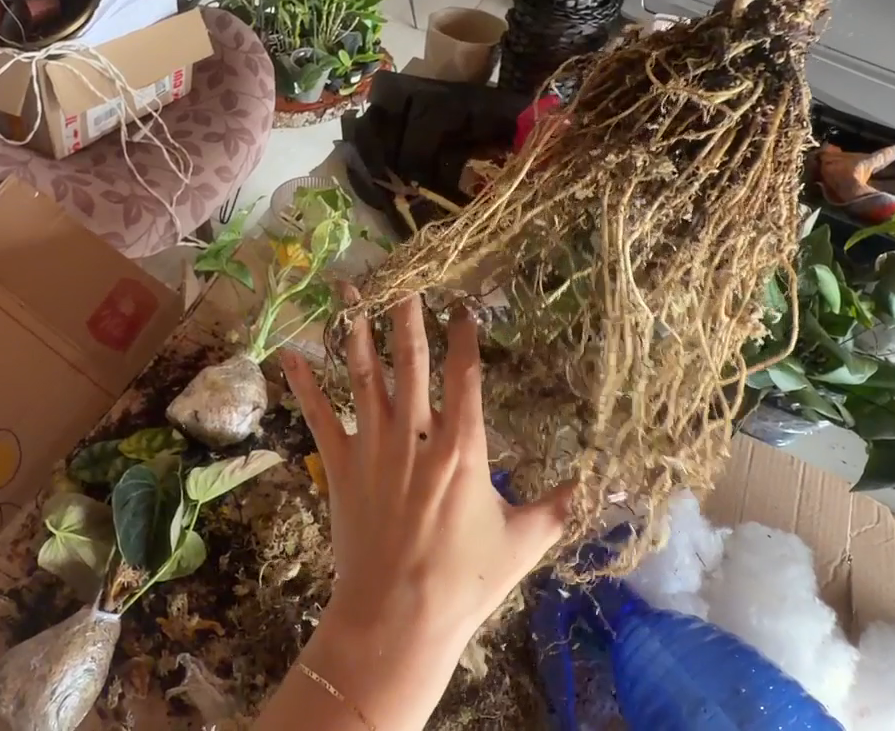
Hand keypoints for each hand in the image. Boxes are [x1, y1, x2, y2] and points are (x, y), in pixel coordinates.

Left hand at [285, 297, 569, 637]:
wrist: (397, 618)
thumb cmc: (465, 582)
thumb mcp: (524, 543)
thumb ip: (561, 506)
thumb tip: (604, 484)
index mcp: (462, 447)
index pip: (465, 376)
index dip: (464, 336)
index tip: (462, 304)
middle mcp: (414, 435)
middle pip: (410, 361)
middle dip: (406, 315)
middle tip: (400, 276)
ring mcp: (371, 446)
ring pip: (362, 375)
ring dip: (354, 330)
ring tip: (347, 290)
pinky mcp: (338, 465)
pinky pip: (318, 415)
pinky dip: (304, 383)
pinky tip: (290, 352)